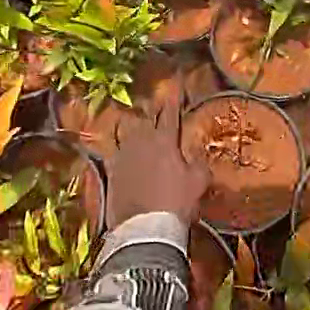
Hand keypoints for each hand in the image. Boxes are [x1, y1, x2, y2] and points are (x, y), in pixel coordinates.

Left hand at [102, 84, 208, 225]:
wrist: (144, 229)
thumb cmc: (176, 202)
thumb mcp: (198, 183)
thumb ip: (199, 165)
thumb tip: (198, 157)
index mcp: (164, 140)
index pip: (171, 111)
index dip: (174, 95)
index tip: (176, 80)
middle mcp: (141, 140)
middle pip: (145, 116)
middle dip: (152, 109)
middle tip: (157, 104)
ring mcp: (122, 154)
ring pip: (125, 130)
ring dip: (132, 124)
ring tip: (136, 122)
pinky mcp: (109, 170)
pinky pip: (111, 150)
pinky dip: (116, 146)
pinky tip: (118, 147)